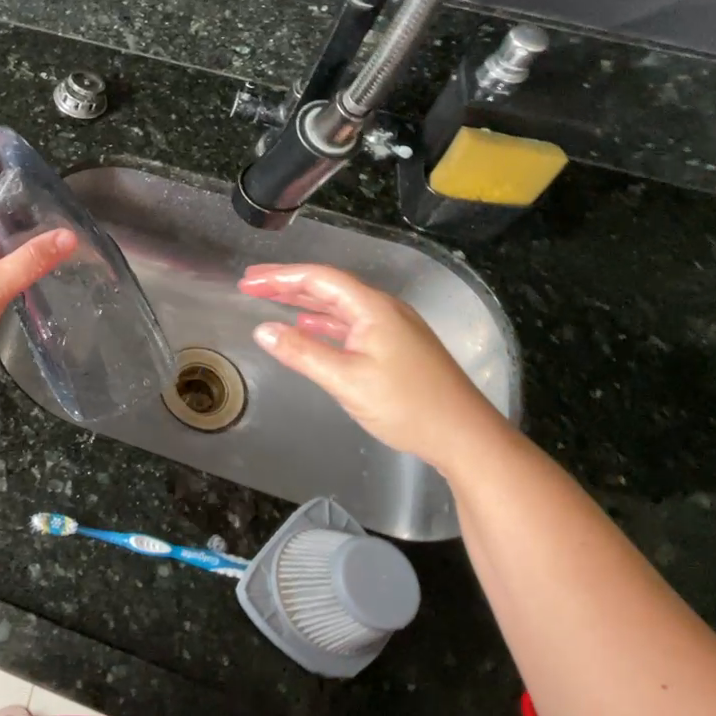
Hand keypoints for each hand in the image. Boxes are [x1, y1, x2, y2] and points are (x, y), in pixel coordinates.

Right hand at [239, 263, 509, 467]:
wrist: (467, 438)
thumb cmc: (408, 406)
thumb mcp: (346, 380)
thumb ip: (302, 352)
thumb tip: (262, 330)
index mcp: (373, 308)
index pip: (319, 279)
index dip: (280, 277)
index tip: (248, 281)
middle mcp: (383, 310)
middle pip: (329, 287)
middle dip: (288, 284)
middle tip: (251, 283)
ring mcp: (393, 328)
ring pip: (340, 305)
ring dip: (303, 302)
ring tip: (271, 301)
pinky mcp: (397, 347)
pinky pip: (350, 323)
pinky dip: (323, 322)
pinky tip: (309, 328)